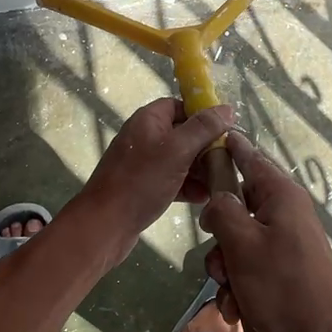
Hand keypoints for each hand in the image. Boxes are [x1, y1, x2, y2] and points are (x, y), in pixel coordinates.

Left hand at [73, 98, 234, 262]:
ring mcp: (142, 163)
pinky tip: (204, 198)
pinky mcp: (143, 186)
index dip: (202, 115)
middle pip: (182, 133)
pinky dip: (187, 186)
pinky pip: (171, 179)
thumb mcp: (178, 150)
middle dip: (206, 146)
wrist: (104, 226)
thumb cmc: (141, 182)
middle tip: (226, 161)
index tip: (224, 130)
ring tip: (220, 182)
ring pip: (179, 159)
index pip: (179, 105)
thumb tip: (227, 108)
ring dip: (200, 169)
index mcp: (148, 120)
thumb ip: (203, 128)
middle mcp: (144, 137)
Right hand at [200, 131, 331, 331]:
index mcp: (281, 195)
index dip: (230, 149)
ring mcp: (289, 241)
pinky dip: (242, 286)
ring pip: (241, 243)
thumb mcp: (243, 245)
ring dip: (228, 270)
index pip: (251, 158)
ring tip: (231, 296)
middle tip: (219, 262)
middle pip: (239, 208)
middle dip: (221, 240)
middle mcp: (287, 212)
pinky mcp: (288, 268)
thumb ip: (223, 212)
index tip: (211, 140)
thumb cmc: (282, 286)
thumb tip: (218, 198)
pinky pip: (254, 267)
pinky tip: (239, 311)